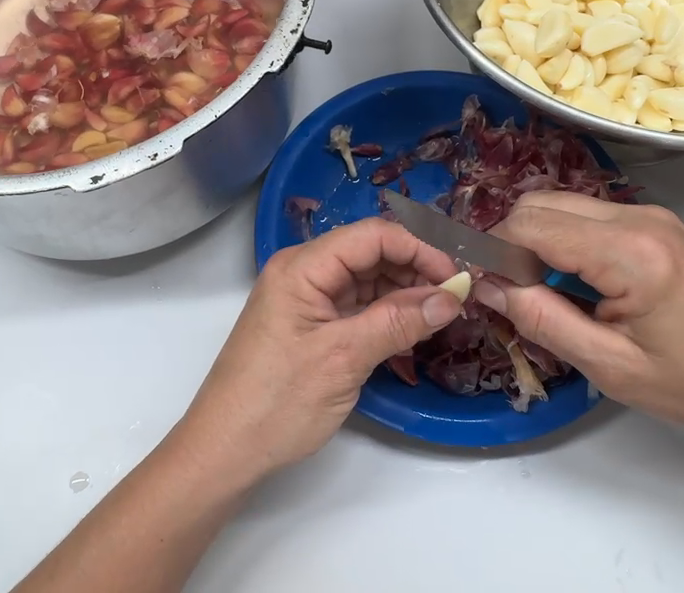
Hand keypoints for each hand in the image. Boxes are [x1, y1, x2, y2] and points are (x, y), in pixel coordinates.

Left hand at [176, 218, 463, 482]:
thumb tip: (452, 296)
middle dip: (414, 270)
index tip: (457, 279)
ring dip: (404, 294)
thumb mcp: (344, 359)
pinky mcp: (311, 325)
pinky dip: (386, 315)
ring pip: (366, 279)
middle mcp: (303, 272)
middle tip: (456, 301)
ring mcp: (306, 299)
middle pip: (369, 253)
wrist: (225, 448)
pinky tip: (413, 332)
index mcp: (302, 266)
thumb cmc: (279, 401)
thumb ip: (398, 322)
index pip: (371, 235)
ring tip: (442, 317)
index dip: (418, 249)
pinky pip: (356, 305)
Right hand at [473, 192, 683, 448]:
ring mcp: (652, 215)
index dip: (494, 252)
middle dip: (511, 242)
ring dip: (538, 239)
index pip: (530, 226)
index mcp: (630, 253)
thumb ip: (543, 320)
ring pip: (562, 205)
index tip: (486, 288)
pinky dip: (566, 238)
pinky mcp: (659, 223)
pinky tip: (580, 283)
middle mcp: (639, 218)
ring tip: (546, 292)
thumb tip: (489, 287)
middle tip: (514, 292)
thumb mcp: (613, 368)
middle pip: (540, 204)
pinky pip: (589, 215)